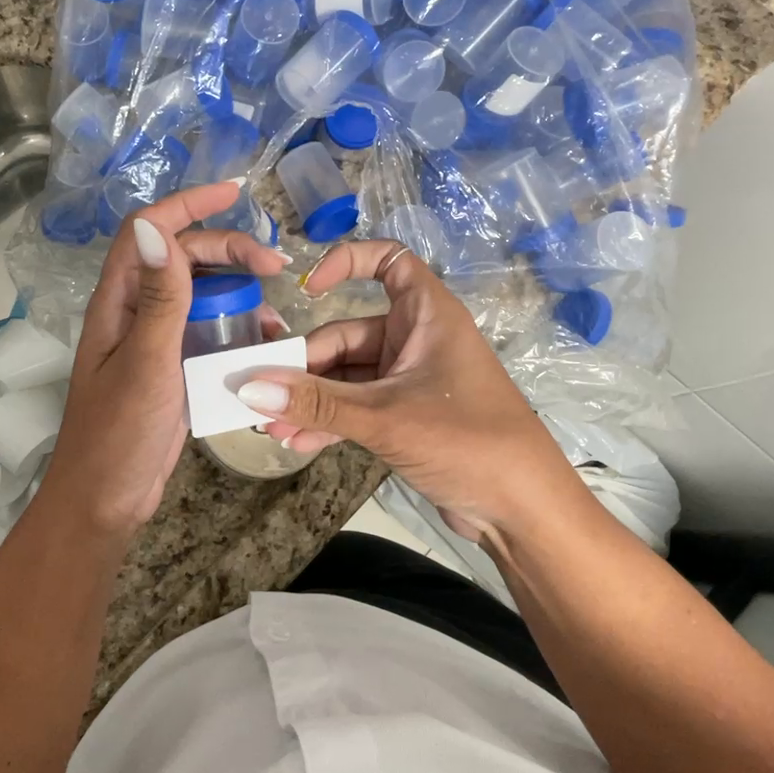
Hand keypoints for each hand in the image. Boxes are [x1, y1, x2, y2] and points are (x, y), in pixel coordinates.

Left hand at [39, 181, 290, 538]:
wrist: (105, 499)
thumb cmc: (118, 434)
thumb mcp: (146, 362)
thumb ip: (159, 298)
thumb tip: (153, 226)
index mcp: (118, 302)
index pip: (148, 231)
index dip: (187, 205)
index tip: (235, 193)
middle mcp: (134, 312)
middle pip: (182, 259)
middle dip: (229, 252)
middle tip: (277, 269)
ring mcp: (154, 341)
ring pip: (200, 296)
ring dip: (239, 292)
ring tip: (278, 312)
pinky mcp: (172, 369)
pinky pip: (208, 334)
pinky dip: (237, 330)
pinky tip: (265, 344)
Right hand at [234, 240, 575, 536]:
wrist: (524, 512)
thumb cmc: (467, 441)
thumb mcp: (383, 418)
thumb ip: (315, 403)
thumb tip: (248, 388)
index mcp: (428, 316)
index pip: (388, 261)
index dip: (347, 262)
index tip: (308, 289)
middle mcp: (418, 340)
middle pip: (347, 335)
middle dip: (305, 368)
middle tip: (263, 395)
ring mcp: (411, 381)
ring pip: (347, 378)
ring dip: (311, 402)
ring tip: (271, 429)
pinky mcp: (407, 418)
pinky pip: (356, 408)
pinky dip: (329, 423)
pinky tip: (297, 444)